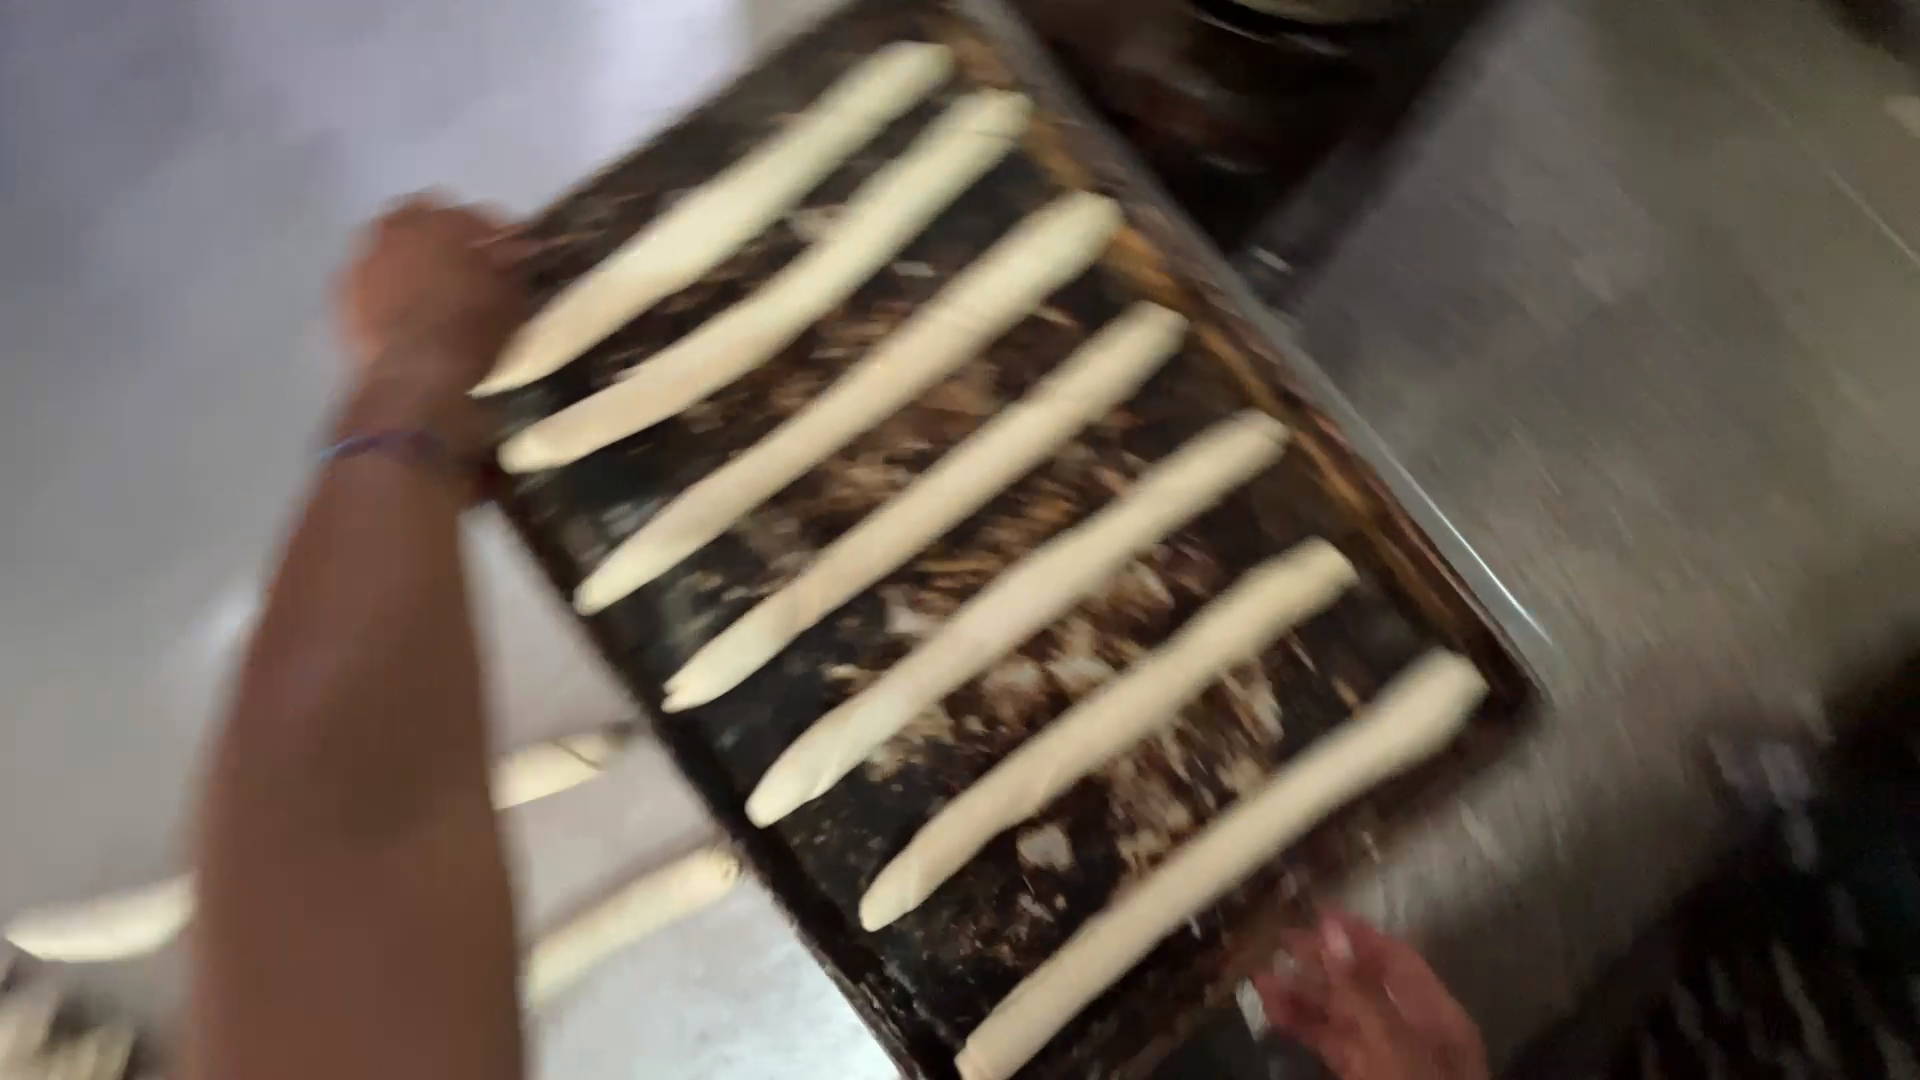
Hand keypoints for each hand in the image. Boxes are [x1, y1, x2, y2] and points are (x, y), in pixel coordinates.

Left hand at [336, 194, 530, 392]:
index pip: (474, 216)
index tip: (510, 250)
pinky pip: (369, 274)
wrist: (417, 376)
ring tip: (430, 282)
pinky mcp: (342, 289)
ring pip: (388, 241)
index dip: (496, 233)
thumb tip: (516, 249)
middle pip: (419, 214)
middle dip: (442, 230)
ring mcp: (363, 257)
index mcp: (443, 226)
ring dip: (410, 254)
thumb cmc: (473, 335)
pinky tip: (404, 306)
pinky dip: (387, 282)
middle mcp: (396, 230)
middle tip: (463, 257)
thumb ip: (511, 269)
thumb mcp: (510, 303)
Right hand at [1252, 911, 1486, 1079]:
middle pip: (1362, 982)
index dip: (1357, 933)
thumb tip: (1329, 927)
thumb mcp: (1395, 1048)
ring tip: (1260, 981)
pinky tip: (1272, 1013)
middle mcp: (1411, 1029)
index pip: (1395, 959)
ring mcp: (1386, 1056)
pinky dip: (1301, 1026)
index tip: (1314, 912)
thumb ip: (1360, 989)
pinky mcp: (1363, 1076)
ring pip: (1339, 1013)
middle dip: (1319, 962)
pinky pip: (1329, 1042)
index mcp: (1435, 1017)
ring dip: (1301, 993)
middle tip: (1277, 943)